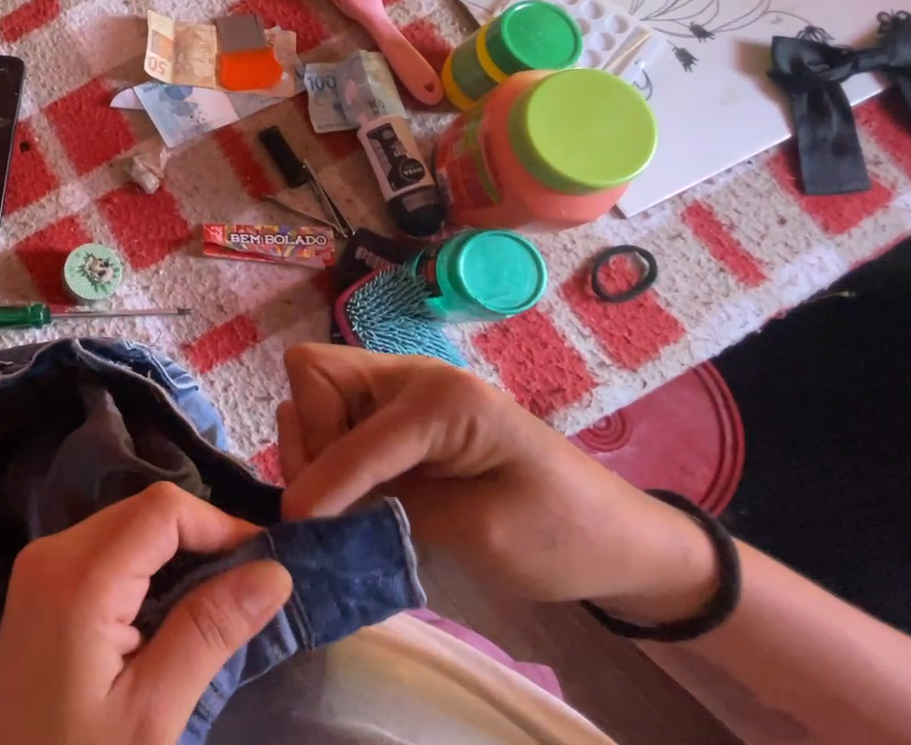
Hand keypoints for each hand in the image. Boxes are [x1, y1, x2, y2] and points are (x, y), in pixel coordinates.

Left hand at [0, 483, 292, 744]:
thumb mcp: (152, 711)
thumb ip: (208, 631)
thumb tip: (274, 572)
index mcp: (77, 576)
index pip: (162, 510)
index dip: (220, 526)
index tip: (267, 568)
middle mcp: (52, 551)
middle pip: (142, 511)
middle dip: (202, 538)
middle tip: (249, 592)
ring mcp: (40, 564)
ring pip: (126, 526)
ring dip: (176, 553)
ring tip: (218, 606)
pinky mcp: (40, 583)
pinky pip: (105, 549)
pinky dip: (146, 567)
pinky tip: (169, 613)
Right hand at [276, 343, 716, 623]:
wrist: (613, 536)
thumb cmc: (561, 535)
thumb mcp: (479, 534)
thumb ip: (389, 513)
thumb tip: (314, 511)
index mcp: (444, 399)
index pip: (354, 436)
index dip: (321, 481)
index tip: (296, 524)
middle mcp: (411, 376)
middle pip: (312, 374)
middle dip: (309, 439)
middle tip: (329, 499)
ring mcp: (398, 388)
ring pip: (310, 391)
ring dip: (311, 445)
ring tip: (345, 497)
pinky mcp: (389, 410)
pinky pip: (326, 412)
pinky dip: (321, 449)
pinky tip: (350, 487)